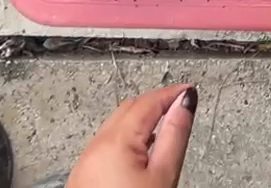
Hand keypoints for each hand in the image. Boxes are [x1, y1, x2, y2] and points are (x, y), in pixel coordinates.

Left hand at [67, 85, 197, 187]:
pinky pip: (106, 144)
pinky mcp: (80, 179)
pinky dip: (126, 138)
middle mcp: (94, 148)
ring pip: (115, 125)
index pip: (149, 101)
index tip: (190, 91)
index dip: (173, 92)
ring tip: (164, 127)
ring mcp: (84, 164)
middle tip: (180, 105)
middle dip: (156, 103)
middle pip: (129, 108)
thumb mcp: (164, 175)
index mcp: (115, 142)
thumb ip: (176, 133)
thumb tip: (186, 101)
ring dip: (140, 120)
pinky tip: (139, 152)